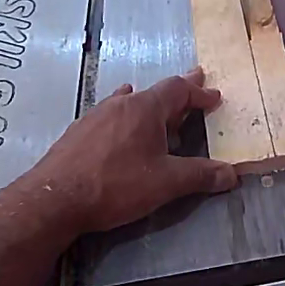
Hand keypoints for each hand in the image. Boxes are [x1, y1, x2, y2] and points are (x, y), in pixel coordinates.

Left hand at [13, 68, 238, 235]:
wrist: (53, 200)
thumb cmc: (114, 185)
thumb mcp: (166, 183)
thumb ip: (200, 176)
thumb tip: (231, 174)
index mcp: (145, 109)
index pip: (178, 89)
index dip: (199, 92)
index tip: (214, 97)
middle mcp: (120, 104)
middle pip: (154, 91)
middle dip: (178, 92)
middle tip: (195, 85)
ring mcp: (95, 117)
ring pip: (129, 102)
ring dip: (149, 105)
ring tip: (158, 110)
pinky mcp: (78, 133)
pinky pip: (109, 116)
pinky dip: (125, 118)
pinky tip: (120, 130)